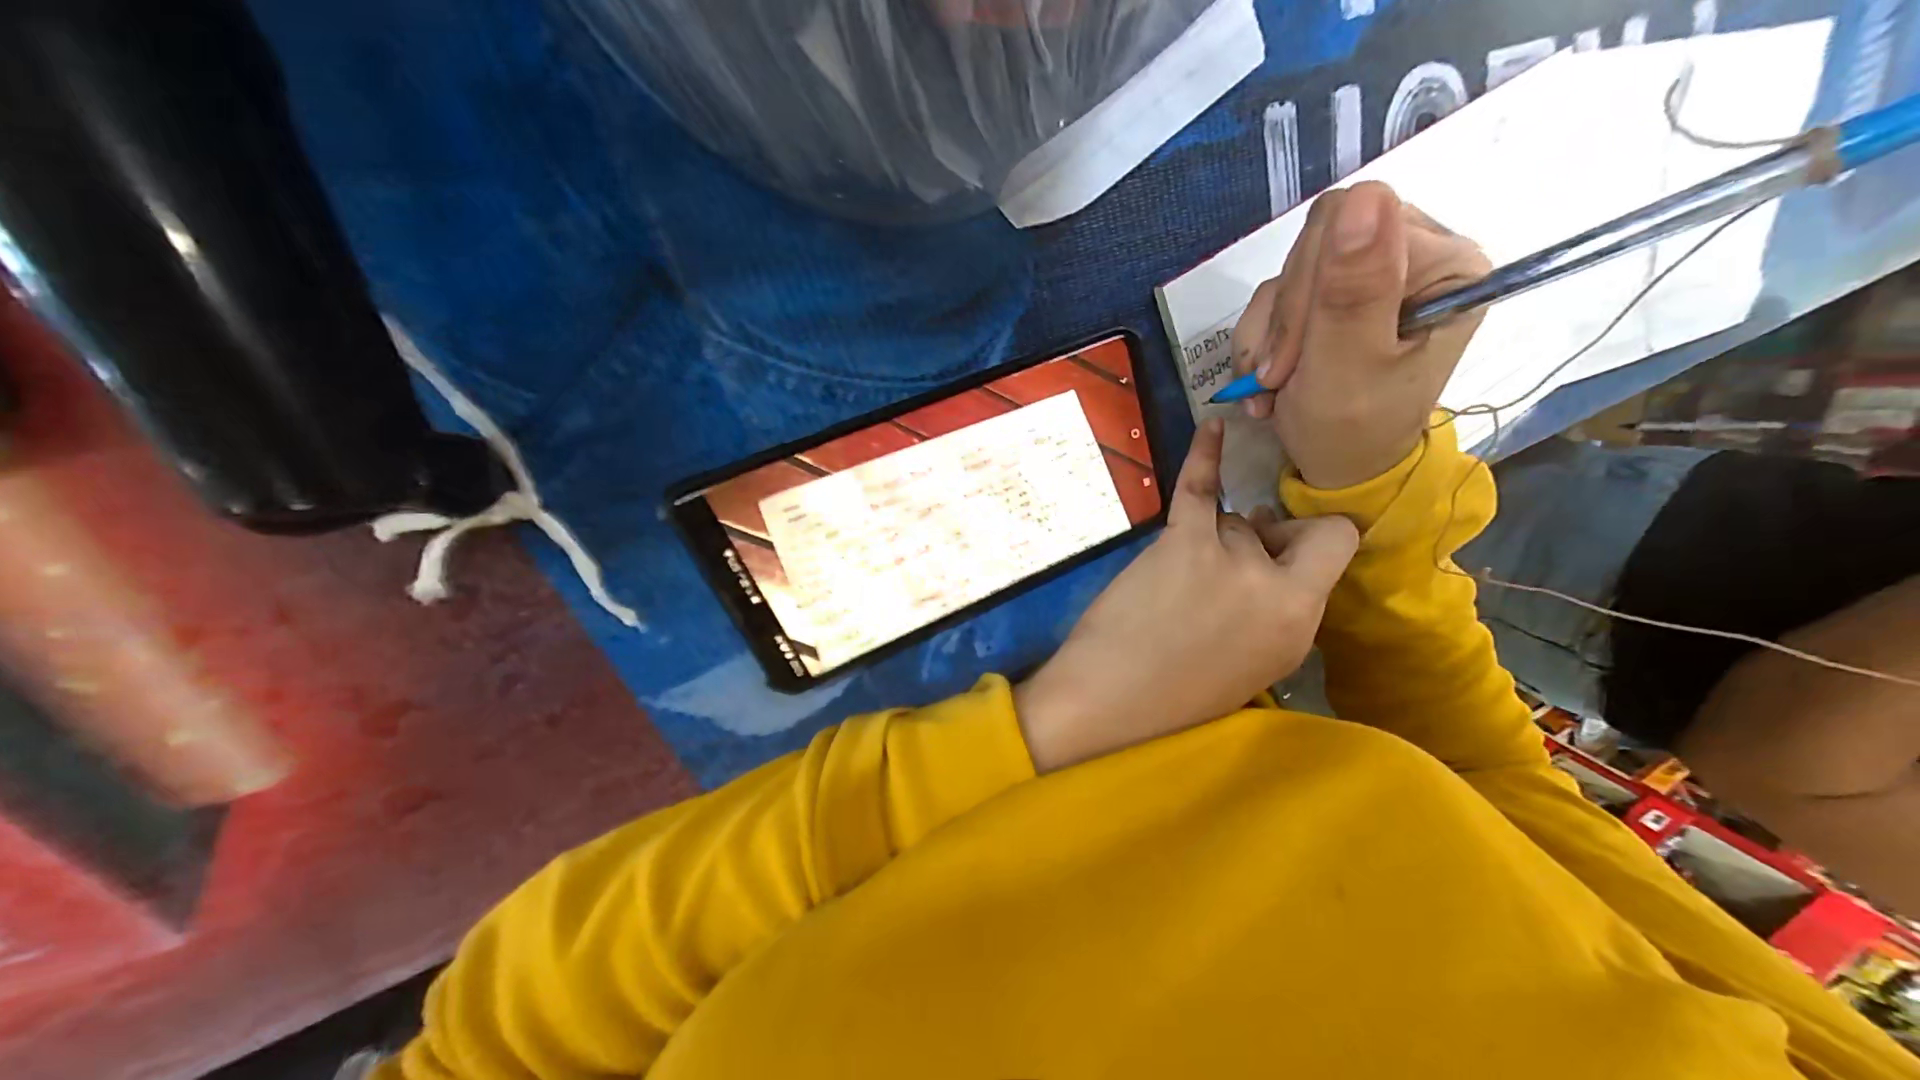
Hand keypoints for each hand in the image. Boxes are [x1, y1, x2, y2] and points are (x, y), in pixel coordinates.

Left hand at [1013, 420, 1358, 771]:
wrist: (1112, 699)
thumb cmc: (1178, 695)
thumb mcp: (1255, 665)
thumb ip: (1278, 610)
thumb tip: (1270, 550)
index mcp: (1301, 624)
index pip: (1335, 545)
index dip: (1307, 542)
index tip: (1281, 552)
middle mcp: (1276, 587)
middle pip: (1283, 530)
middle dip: (1264, 539)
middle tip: (1227, 566)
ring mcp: (1230, 560)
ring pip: (1234, 522)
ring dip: (1213, 540)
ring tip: (1176, 585)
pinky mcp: (1183, 543)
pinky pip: (1201, 487)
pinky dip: (1205, 455)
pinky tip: (1213, 427)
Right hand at [1228, 181, 1492, 489]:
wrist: (1339, 468)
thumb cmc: (1353, 431)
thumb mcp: (1349, 366)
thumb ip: (1353, 290)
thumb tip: (1363, 196)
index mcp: (1443, 264)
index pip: (1353, 220)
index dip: (1305, 287)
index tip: (1286, 358)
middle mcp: (1412, 256)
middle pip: (1316, 240)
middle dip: (1284, 318)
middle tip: (1274, 376)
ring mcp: (1368, 276)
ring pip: (1287, 273)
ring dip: (1266, 336)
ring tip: (1271, 386)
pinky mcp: (1332, 297)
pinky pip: (1274, 297)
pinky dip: (1258, 341)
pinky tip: (1267, 379)